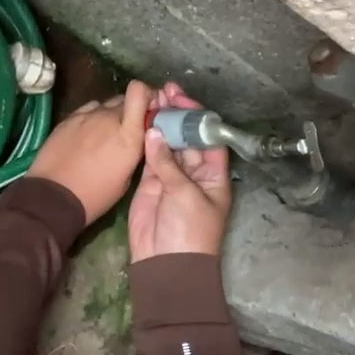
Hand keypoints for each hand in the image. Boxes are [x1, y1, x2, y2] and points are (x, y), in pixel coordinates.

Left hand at [30, 80, 154, 224]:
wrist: (54, 196)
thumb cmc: (96, 195)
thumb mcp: (126, 178)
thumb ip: (133, 150)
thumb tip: (134, 138)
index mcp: (129, 134)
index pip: (139, 92)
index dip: (145, 95)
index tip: (148, 109)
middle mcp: (108, 117)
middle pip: (124, 100)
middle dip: (129, 110)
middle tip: (125, 129)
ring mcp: (86, 115)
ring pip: (105, 105)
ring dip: (109, 115)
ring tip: (104, 134)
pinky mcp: (68, 118)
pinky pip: (87, 110)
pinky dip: (91, 118)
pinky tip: (86, 134)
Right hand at [128, 83, 232, 260]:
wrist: (167, 264)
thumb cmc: (189, 231)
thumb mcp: (185, 195)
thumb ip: (168, 163)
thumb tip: (153, 132)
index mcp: (214, 175)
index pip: (209, 138)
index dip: (197, 117)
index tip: (182, 99)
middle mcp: (194, 171)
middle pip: (187, 136)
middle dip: (177, 114)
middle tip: (163, 90)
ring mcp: (171, 176)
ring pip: (167, 143)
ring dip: (160, 122)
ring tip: (150, 98)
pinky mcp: (150, 182)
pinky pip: (149, 155)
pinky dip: (145, 138)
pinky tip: (140, 120)